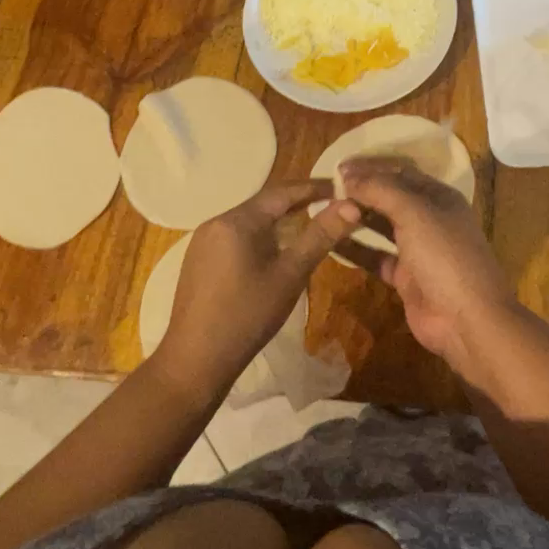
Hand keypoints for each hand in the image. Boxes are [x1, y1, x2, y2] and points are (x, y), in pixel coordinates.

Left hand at [154, 181, 360, 395]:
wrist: (196, 361)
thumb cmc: (247, 316)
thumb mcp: (290, 275)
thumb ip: (320, 236)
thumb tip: (352, 206)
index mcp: (237, 220)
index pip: (283, 191)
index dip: (316, 187)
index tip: (344, 189)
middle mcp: (216, 222)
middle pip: (265, 203)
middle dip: (300, 203)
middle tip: (333, 208)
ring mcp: (203, 242)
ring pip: (250, 220)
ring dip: (281, 220)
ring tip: (311, 227)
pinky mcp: (199, 260)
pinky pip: (237, 236)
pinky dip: (262, 236)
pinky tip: (276, 252)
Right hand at [340, 157, 517, 366]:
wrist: (467, 319)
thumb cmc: (445, 256)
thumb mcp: (415, 214)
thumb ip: (381, 191)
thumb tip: (349, 176)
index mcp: (439, 197)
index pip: (401, 172)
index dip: (371, 168)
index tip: (338, 168)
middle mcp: (429, 218)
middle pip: (390, 197)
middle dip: (361, 191)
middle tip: (326, 189)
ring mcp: (418, 249)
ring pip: (381, 226)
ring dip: (356, 217)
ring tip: (324, 210)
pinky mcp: (406, 277)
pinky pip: (375, 256)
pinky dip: (355, 249)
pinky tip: (329, 242)